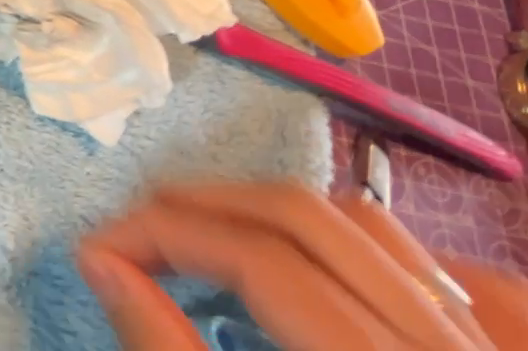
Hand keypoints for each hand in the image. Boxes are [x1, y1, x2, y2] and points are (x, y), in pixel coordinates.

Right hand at [78, 182, 527, 349]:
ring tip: (201, 240)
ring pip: (368, 228)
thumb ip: (165, 350)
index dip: (159, 234)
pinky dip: (357, 249)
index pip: (256, 258)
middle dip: (197, 205)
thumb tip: (98, 259)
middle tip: (131, 231)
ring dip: (264, 216)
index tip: (95, 250)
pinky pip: (445, 272)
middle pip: (306, 219)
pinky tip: (309, 270)